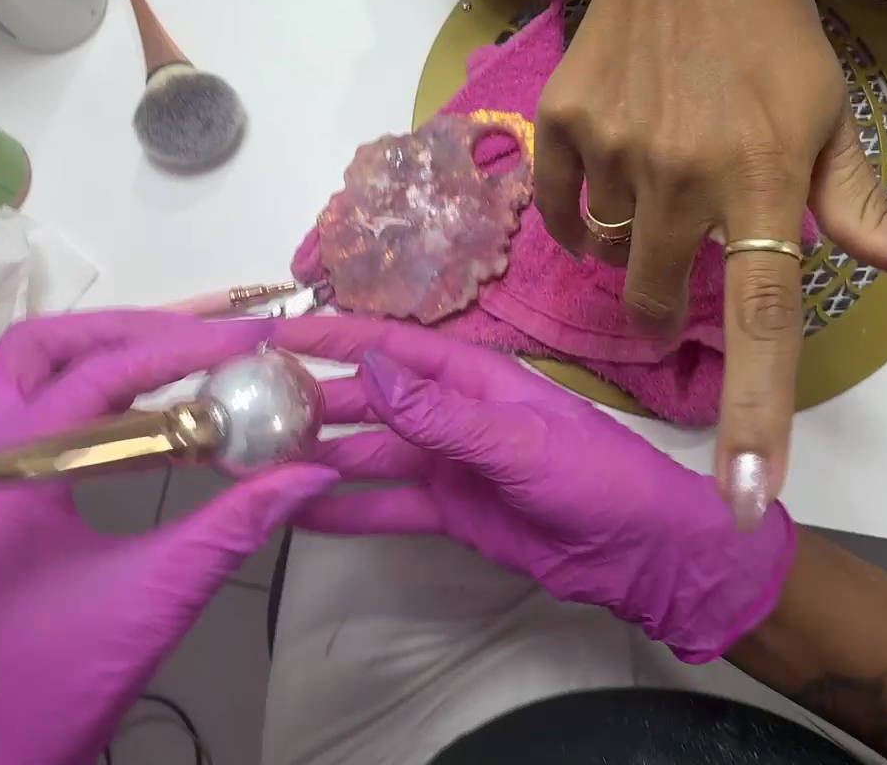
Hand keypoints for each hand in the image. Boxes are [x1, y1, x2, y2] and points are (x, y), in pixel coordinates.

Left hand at [0, 311, 338, 764]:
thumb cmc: (60, 688)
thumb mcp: (157, 598)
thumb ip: (236, 523)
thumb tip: (313, 470)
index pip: (89, 382)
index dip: (172, 350)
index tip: (240, 339)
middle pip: (38, 351)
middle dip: (126, 330)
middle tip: (202, 336)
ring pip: (36, 376)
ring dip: (114, 356)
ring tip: (189, 356)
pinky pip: (48, 417)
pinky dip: (108, 400)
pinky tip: (163, 415)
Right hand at [276, 315, 794, 662]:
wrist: (638, 550)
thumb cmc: (591, 475)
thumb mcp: (514, 440)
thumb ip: (439, 412)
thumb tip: (368, 368)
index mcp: (470, 377)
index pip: (390, 347)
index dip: (333, 337)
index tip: (274, 335)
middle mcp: (450, 412)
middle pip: (369, 399)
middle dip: (313, 401)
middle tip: (247, 408)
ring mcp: (446, 461)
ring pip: (369, 453)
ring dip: (319, 457)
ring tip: (256, 465)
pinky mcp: (448, 509)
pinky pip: (387, 506)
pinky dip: (346, 511)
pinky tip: (298, 516)